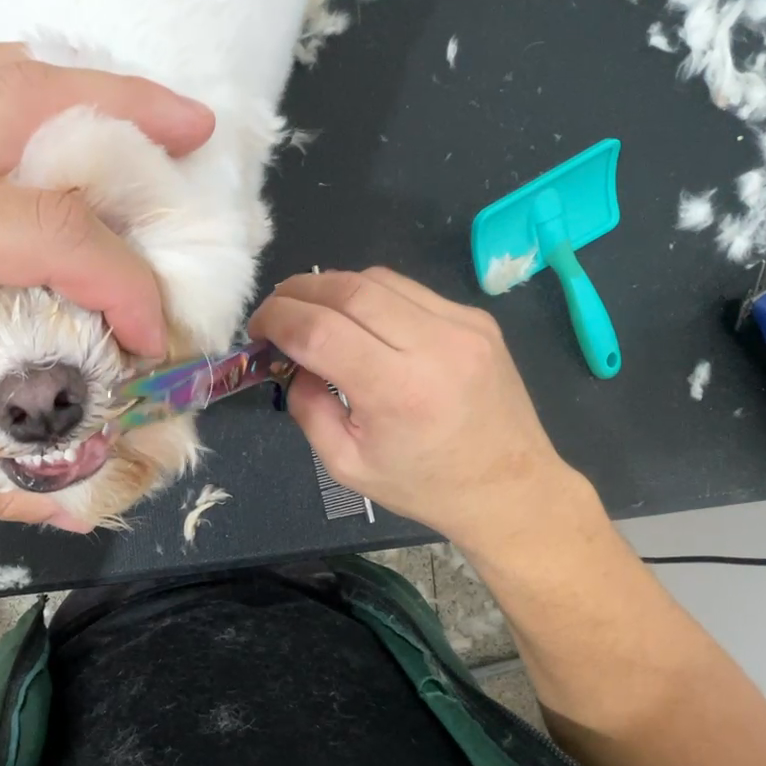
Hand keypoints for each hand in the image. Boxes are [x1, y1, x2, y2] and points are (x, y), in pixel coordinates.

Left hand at [0, 40, 213, 526]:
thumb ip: (2, 480)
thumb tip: (90, 506)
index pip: (46, 231)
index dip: (123, 281)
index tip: (154, 337)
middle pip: (25, 99)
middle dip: (126, 114)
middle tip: (195, 135)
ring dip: (74, 86)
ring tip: (140, 119)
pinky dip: (17, 91)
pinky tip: (52, 126)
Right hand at [249, 267, 587, 550]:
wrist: (508, 486)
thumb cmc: (422, 486)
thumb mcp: (346, 465)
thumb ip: (309, 409)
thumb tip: (294, 364)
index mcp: (396, 391)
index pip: (320, 330)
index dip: (278, 318)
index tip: (257, 327)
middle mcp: (433, 345)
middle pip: (348, 289)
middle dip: (299, 292)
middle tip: (274, 309)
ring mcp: (461, 325)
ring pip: (379, 279)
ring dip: (333, 287)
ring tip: (310, 310)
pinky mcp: (476, 319)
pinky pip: (409, 290)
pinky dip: (371, 296)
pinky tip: (358, 319)